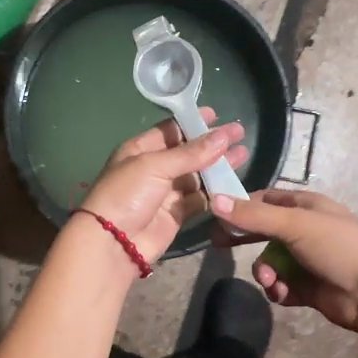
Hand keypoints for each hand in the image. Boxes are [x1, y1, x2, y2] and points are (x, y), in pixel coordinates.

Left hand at [79, 109, 248, 262]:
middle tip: (240, 133)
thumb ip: (190, 153)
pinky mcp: (176, 214)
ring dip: (218, 166)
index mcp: (140, 149)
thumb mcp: (155, 166)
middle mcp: (153, 168)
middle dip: (212, 144)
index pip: (171, 130)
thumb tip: (223, 136)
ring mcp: (165, 192)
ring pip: (197, 176)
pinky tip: (235, 183)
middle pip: (188, 152)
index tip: (217, 115)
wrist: (113, 242)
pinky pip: (199, 199)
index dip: (193, 122)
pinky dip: (215, 193)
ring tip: (244, 154)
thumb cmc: (127, 194)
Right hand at [208, 189, 357, 335]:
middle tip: (218, 246)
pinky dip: (278, 289)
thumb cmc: (338, 247)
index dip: (241, 205)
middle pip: (264, 231)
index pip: (266, 199)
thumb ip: (252, 216)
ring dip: (264, 272)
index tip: (216, 215)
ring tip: (270, 281)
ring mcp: (307, 260)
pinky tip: (282, 293)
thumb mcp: (293, 225)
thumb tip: (213, 200)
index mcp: (306, 206)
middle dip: (245, 240)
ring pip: (269, 262)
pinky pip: (281, 285)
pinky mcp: (308, 287)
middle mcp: (306, 230)